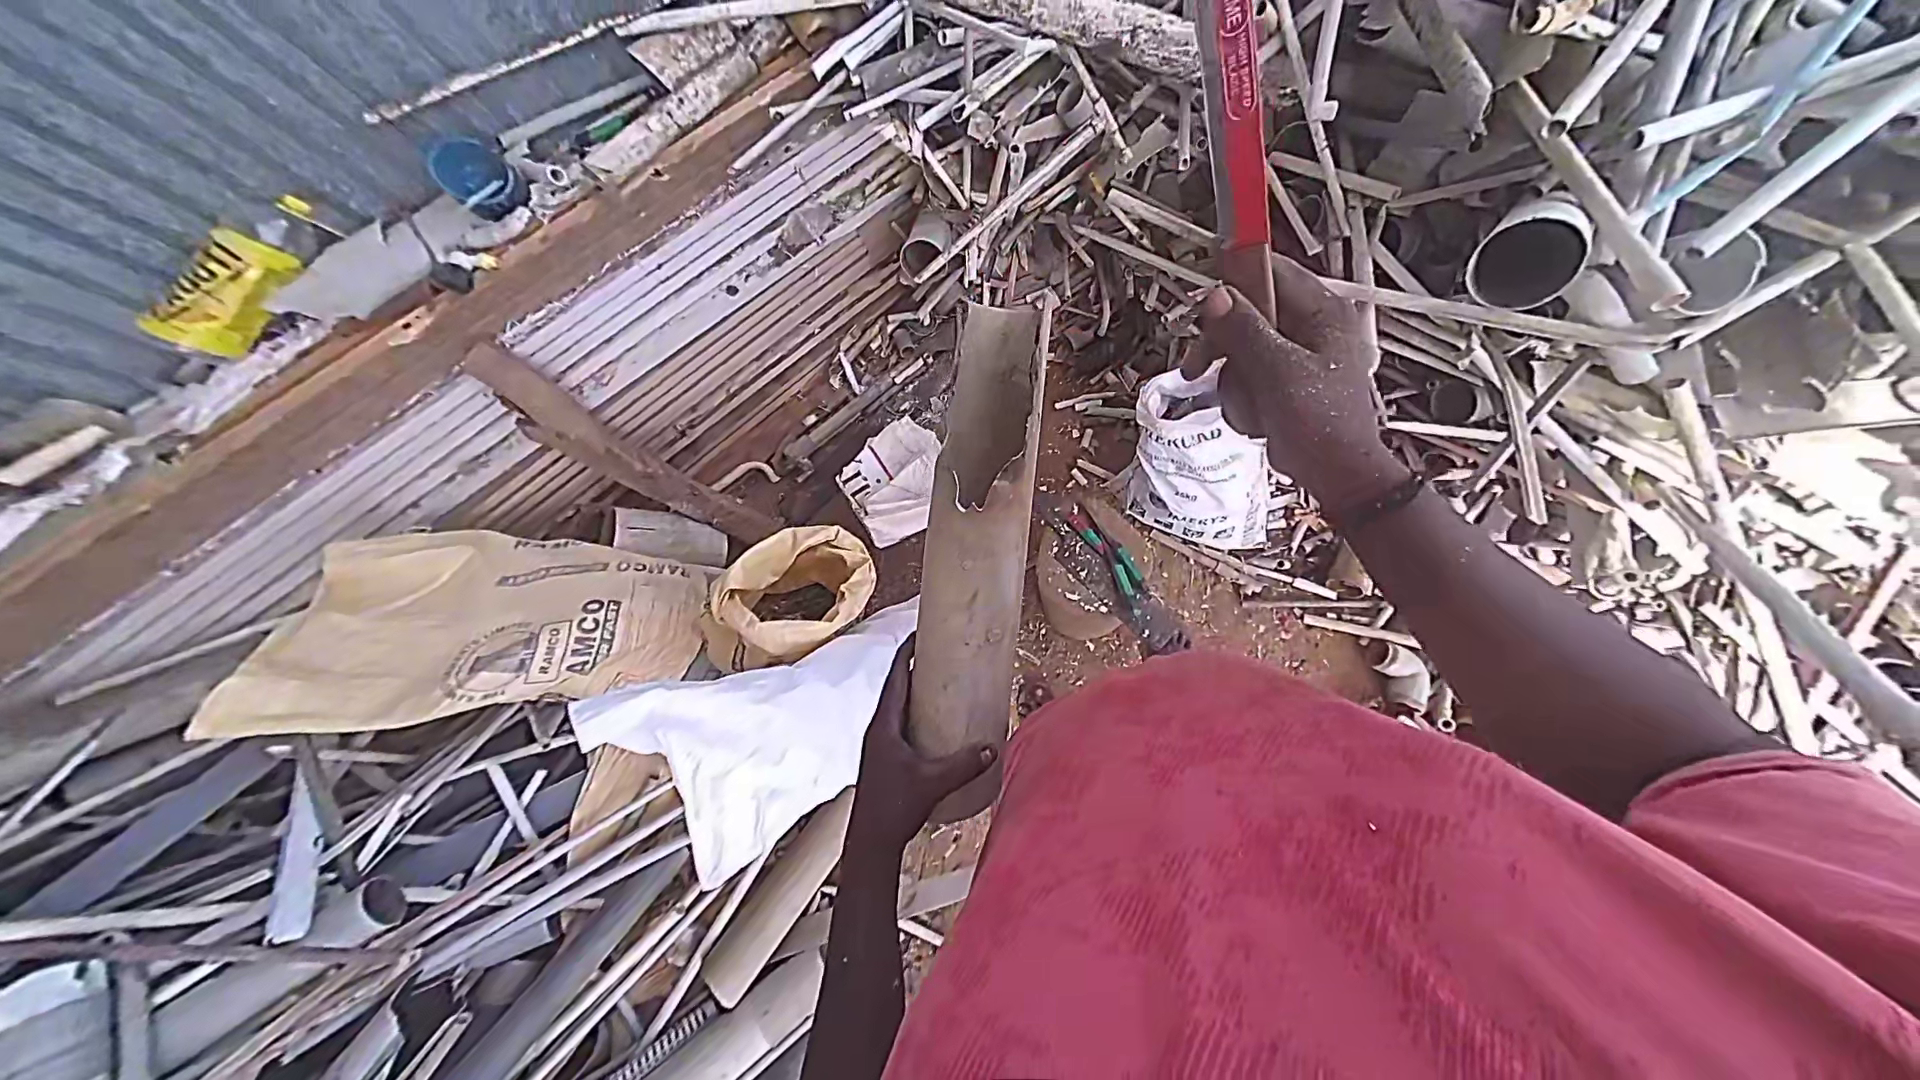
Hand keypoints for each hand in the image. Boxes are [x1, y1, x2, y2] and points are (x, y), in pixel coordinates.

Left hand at [848, 636, 997, 850]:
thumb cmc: (895, 807)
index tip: (920, 633)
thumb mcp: (934, 783)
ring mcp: (879, 743)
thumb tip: (993, 747)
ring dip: (914, 689)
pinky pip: (900, 722)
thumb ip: (964, 765)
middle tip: (939, 653)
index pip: (895, 677)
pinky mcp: (884, 756)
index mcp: (884, 724)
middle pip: (895, 686)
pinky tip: (932, 720)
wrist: (870, 841)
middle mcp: (878, 728)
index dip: (906, 653)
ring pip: (896, 705)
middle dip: (914, 666)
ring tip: (939, 681)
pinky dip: (915, 711)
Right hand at [1182, 256, 1409, 513]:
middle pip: (1247, 315)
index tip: (1204, 303)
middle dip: (1222, 346)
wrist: (1334, 473)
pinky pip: (1245, 379)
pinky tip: (1255, 416)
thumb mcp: (1276, 371)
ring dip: (1233, 381)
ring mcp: (1294, 358)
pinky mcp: (1282, 384)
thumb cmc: (1320, 422)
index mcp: (1322, 313)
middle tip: (1197, 366)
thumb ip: (1244, 330)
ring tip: (1248, 405)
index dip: (1236, 281)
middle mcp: (1309, 329)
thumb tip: (1216, 296)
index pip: (1273, 272)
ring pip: (1240, 352)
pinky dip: (1241, 398)